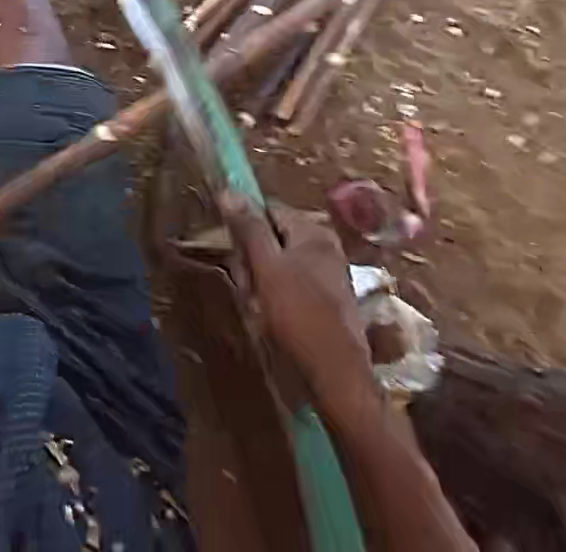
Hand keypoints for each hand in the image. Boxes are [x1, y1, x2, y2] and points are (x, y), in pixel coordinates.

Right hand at [224, 202, 377, 408]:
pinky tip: (272, 320)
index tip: (234, 250)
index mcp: (314, 232)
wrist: (336, 375)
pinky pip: (291, 287)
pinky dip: (276, 300)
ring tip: (258, 307)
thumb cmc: (298, 315)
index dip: (247, 226)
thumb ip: (249, 228)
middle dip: (253, 260)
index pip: (269, 210)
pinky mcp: (329, 303)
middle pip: (273, 238)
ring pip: (279, 266)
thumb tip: (229, 188)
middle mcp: (326, 247)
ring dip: (261, 283)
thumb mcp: (266, 267)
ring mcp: (330, 276)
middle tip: (248, 285)